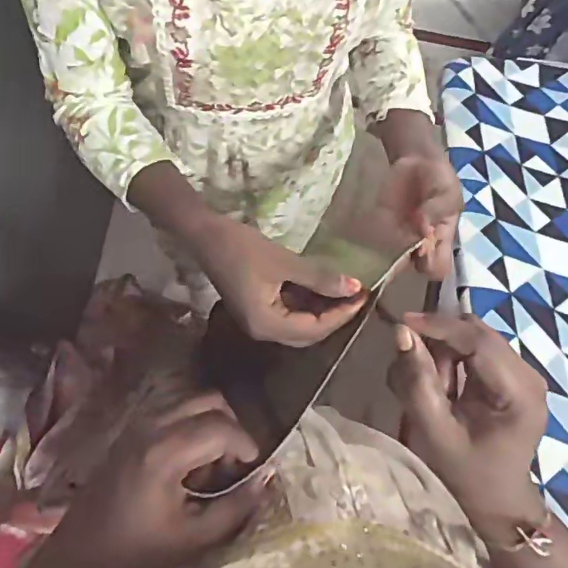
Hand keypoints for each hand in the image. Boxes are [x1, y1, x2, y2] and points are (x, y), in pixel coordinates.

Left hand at [43, 393, 270, 567]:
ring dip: (212, 426)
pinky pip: (176, 411)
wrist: (82, 552)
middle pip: (210, 401)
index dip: (246, 446)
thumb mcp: (195, 536)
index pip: (221, 427)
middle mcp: (152, 425)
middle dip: (231, 428)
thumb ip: (236, 506)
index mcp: (166, 451)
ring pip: (193, 402)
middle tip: (234, 466)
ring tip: (211, 469)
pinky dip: (193, 427)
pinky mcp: (133, 427)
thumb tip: (269, 478)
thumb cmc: (139, 550)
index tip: (252, 472)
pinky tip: (188, 467)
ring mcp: (140, 422)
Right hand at [189, 215, 363, 345]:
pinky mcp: (254, 307)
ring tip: (343, 288)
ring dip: (320, 308)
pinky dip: (305, 302)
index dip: (340, 315)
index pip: (313, 330)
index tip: (363, 296)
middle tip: (356, 294)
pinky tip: (320, 286)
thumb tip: (354, 287)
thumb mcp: (284, 262)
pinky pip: (286, 312)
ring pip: (297, 323)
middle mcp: (261, 330)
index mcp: (267, 325)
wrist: (204, 234)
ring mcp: (256, 320)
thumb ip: (320, 278)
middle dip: (333, 315)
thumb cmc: (242, 248)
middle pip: (306, 333)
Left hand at [378, 153, 461, 280]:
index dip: (430, 263)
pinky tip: (358, 251)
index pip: (438, 267)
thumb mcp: (447, 192)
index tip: (422, 248)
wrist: (418, 160)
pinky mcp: (381, 227)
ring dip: (380, 264)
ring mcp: (400, 237)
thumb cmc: (439, 179)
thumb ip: (436, 210)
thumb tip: (424, 230)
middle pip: (411, 270)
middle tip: (389, 257)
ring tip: (369, 261)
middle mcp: (420, 245)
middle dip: (399, 269)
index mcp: (442, 240)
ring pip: (391, 261)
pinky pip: (374, 244)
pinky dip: (366, 250)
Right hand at [385, 312, 548, 532]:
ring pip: (471, 337)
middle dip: (439, 343)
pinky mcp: (508, 376)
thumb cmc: (466, 474)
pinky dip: (449, 359)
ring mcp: (520, 373)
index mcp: (519, 392)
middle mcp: (527, 375)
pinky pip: (473, 349)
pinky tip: (442, 388)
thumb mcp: (435, 432)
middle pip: (475, 332)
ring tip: (433, 389)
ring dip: (443, 352)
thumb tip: (401, 332)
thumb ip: (417, 382)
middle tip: (416, 372)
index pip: (477, 339)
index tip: (400, 323)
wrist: (496, 504)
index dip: (438, 325)